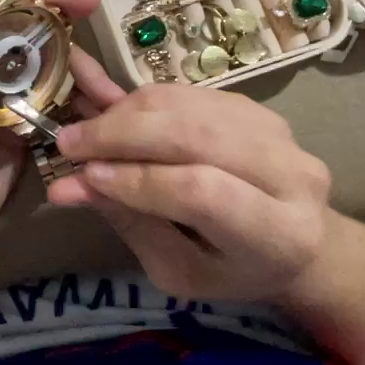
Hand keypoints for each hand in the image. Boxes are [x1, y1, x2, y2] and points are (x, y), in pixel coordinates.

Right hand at [46, 85, 333, 303]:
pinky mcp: (257, 108)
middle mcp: (291, 175)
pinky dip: (142, 101)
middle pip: (194, 135)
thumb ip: (129, 223)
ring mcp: (279, 133)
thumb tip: (65, 187)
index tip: (86, 177)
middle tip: (69, 143)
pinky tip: (115, 117)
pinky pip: (188, 93)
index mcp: (279, 235)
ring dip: (125, 113)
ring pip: (187, 106)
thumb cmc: (232, 271)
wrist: (299, 243)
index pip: (202, 192)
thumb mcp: (178, 269)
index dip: (137, 179)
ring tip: (87, 131)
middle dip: (121, 134)